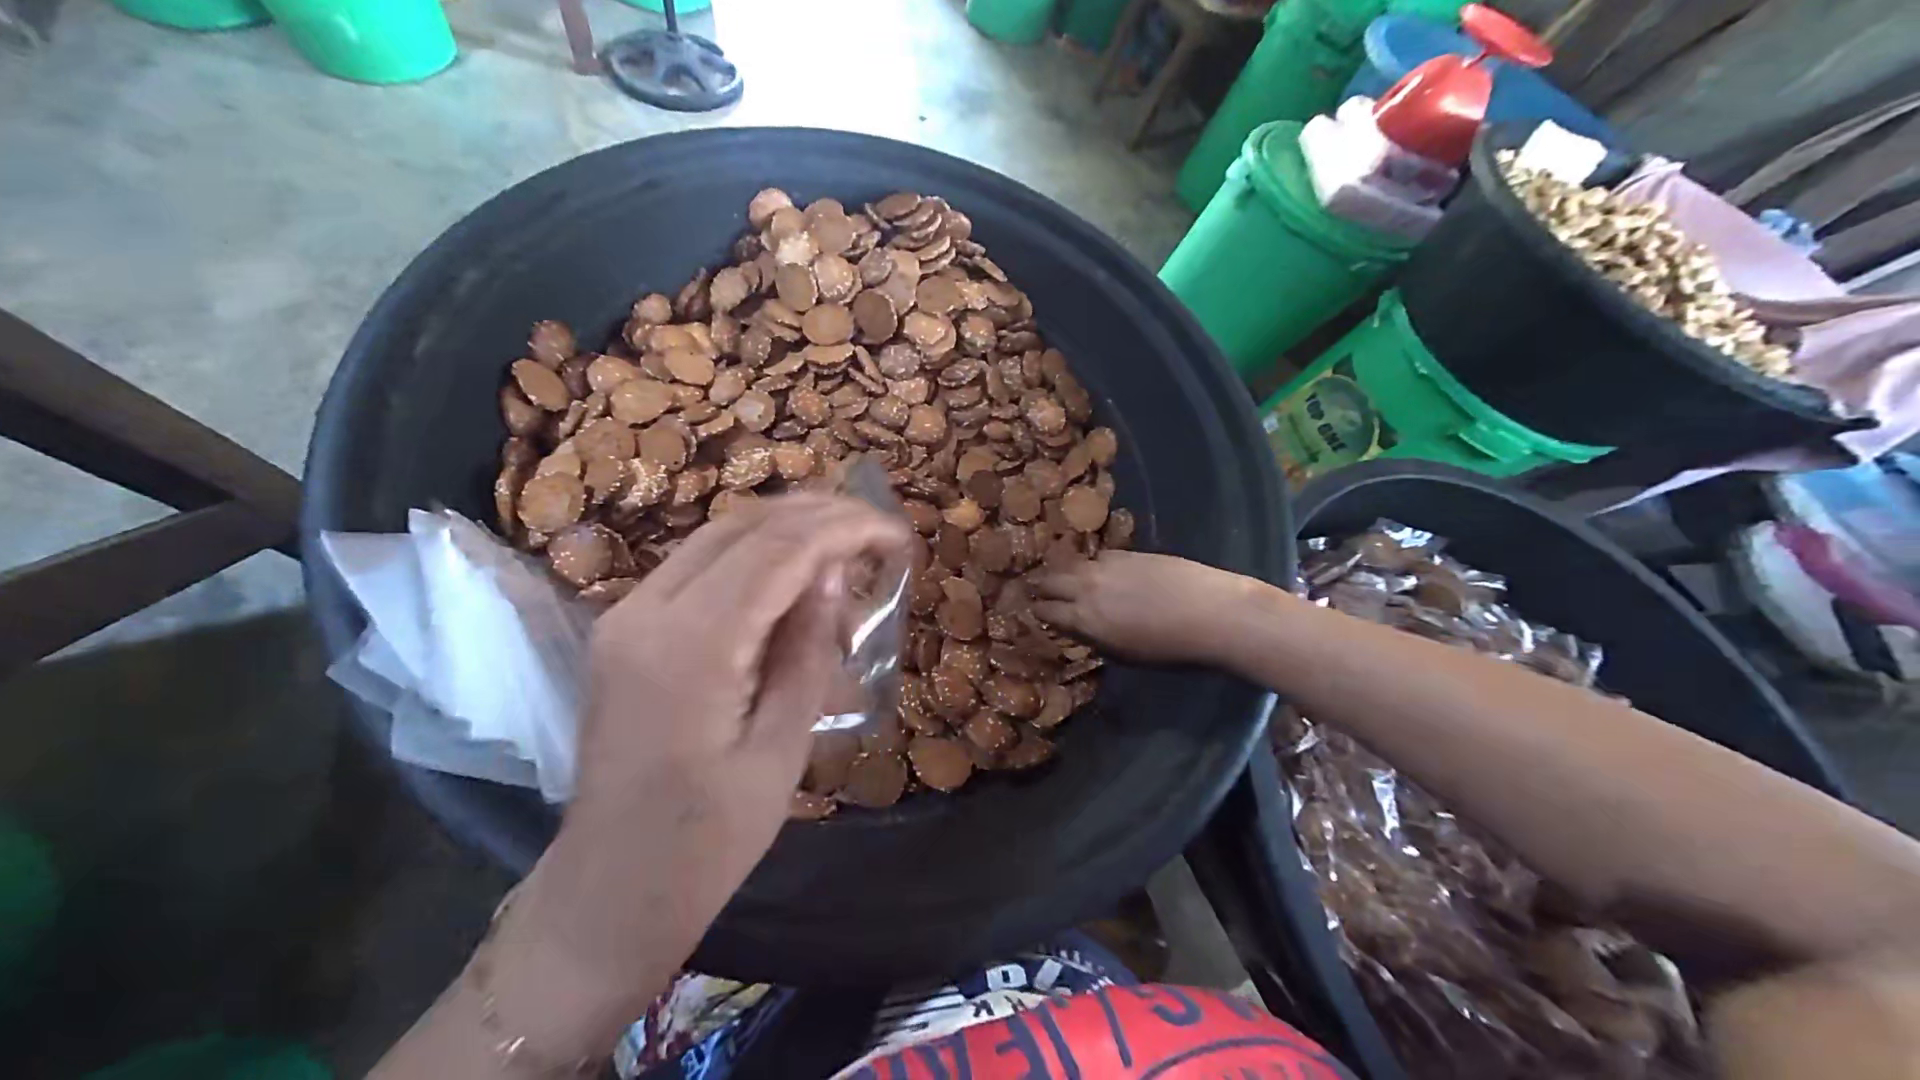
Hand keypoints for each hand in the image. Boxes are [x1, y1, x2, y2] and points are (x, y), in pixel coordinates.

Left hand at [492, 495, 910, 1032]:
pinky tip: (797, 581)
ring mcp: (625, 616)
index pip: (778, 550)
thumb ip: (807, 650)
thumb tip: (832, 572)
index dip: (845, 529)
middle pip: (743, 525)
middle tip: (878, 530)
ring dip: (787, 530)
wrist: (609, 891)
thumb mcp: (781, 750)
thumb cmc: (709, 842)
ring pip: (717, 536)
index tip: (899, 535)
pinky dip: (755, 559)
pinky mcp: (625, 630)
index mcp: (689, 648)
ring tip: (848, 548)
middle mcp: (644, 611)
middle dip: (818, 515)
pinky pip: (698, 568)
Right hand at [1031, 551, 1277, 665]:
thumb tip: (1080, 628)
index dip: (1039, 613)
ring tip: (1064, 578)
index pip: (1045, 611)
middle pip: (1049, 581)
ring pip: (1070, 565)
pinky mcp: (1126, 553)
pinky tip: (1100, 571)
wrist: (1212, 614)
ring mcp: (1105, 566)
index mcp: (1083, 619)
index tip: (1038, 614)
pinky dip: (1091, 565)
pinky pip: (1096, 557)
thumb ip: (1095, 637)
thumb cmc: (1171, 649)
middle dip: (1042, 588)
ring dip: (1063, 573)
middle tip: (1042, 593)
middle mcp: (1086, 588)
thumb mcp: (1124, 654)